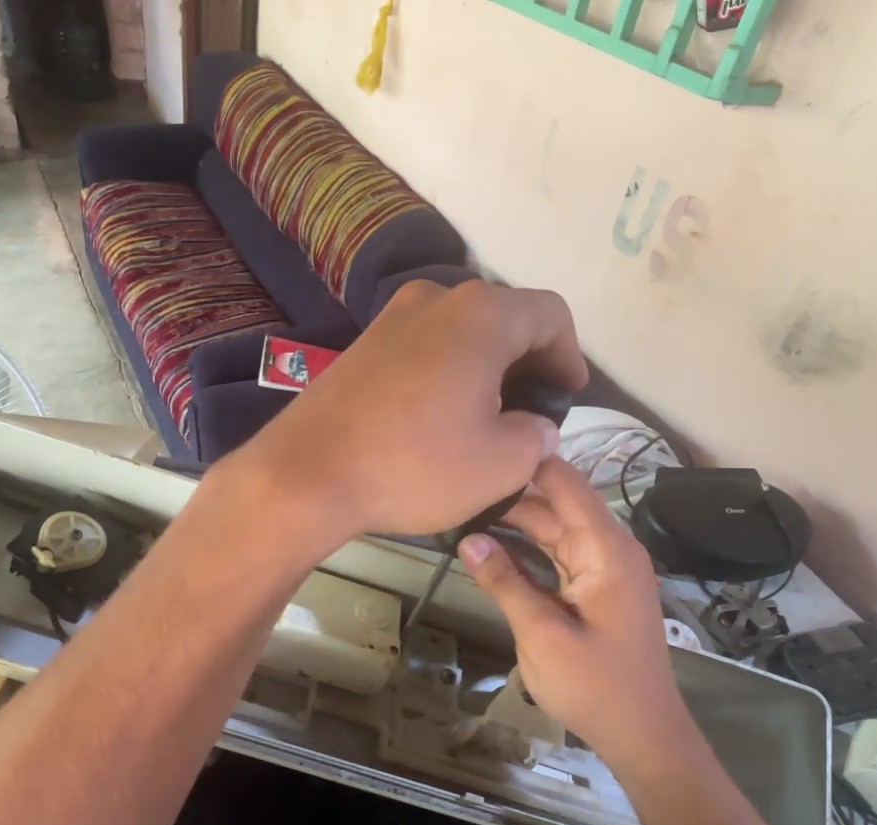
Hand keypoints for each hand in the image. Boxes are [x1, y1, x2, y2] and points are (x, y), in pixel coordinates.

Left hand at [227, 280, 588, 540]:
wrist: (306, 474)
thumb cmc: (414, 465)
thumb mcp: (500, 464)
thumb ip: (536, 438)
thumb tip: (535, 427)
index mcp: (482, 314)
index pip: (550, 315)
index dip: (571, 356)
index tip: (568, 396)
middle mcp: (436, 299)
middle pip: (504, 319)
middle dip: (528, 363)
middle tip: (532, 412)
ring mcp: (391, 318)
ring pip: (460, 334)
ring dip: (484, 370)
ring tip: (488, 420)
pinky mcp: (361, 346)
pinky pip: (423, 349)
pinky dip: (445, 374)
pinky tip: (439, 419)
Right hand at [458, 458, 679, 755]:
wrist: (643, 733)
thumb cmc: (596, 686)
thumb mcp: (541, 634)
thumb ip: (505, 582)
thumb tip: (468, 539)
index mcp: (606, 549)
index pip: (566, 483)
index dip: (527, 461)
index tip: (481, 446)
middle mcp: (609, 549)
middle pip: (557, 503)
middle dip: (511, 491)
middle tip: (456, 482)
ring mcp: (604, 570)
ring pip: (555, 529)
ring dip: (515, 520)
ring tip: (462, 505)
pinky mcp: (596, 589)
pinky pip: (558, 555)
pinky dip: (527, 548)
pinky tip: (491, 543)